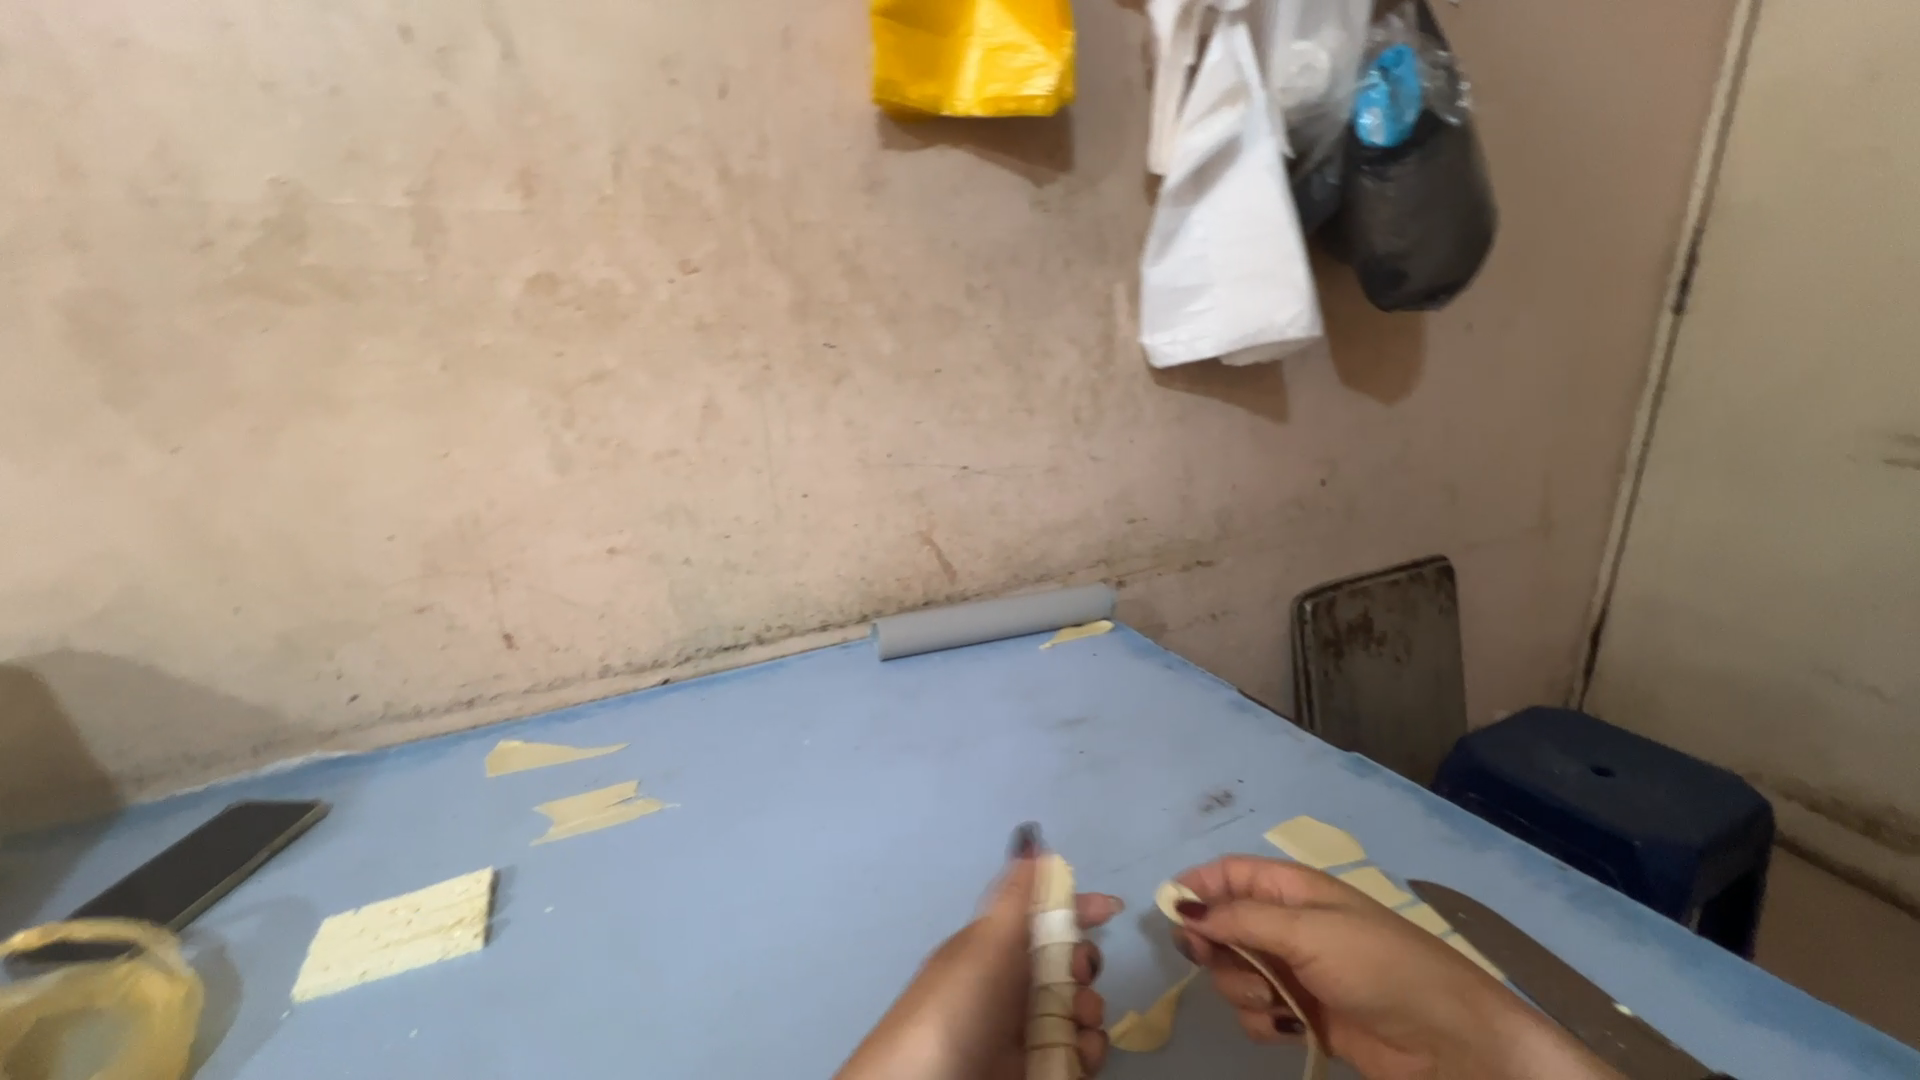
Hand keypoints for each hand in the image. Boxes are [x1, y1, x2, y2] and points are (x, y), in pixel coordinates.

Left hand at [835, 826, 1123, 1079]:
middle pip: (1068, 963)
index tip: (1113, 909)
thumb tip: (1032, 839)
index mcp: (994, 947)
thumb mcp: (985, 943)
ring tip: (1075, 1021)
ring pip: (1078, 1009)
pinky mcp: (1037, 1071)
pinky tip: (1076, 1054)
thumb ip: (1016, 896)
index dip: (1077, 907)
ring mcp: (1024, 1031)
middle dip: (1086, 964)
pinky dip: (1086, 1052)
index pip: (1042, 915)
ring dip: (1089, 1010)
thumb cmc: (956, 1008)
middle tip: (1077, 975)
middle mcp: (1011, 985)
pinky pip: (1078, 1053)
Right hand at [1169, 856, 1624, 1079]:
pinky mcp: (1298, 1013)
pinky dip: (1261, 1019)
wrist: (1446, 1041)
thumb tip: (1182, 906)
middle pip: (1220, 924)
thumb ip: (1240, 918)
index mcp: (1291, 888)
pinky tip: (1288, 1026)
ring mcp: (1291, 970)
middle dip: (1212, 944)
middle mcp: (1285, 924)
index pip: (1228, 874)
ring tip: (1274, 999)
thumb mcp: (1307, 931)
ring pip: (1230, 970)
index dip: (1196, 887)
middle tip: (1211, 958)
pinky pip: (1252, 1010)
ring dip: (1240, 986)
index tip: (1170, 912)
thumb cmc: (1377, 966)